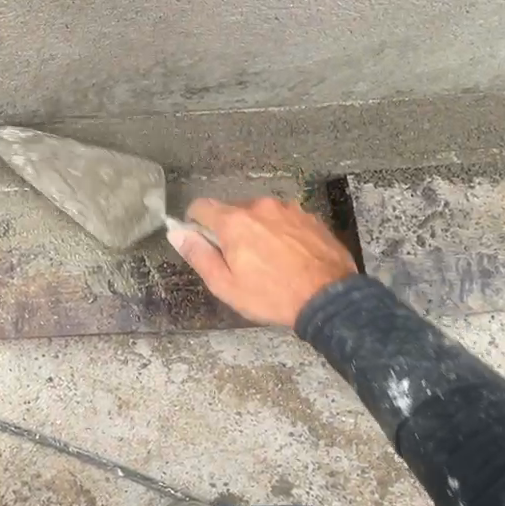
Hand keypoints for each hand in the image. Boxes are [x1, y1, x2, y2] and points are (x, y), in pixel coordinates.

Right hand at [168, 198, 358, 326]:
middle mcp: (259, 206)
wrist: (329, 299)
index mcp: (234, 221)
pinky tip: (288, 256)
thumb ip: (197, 254)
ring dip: (256, 229)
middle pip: (232, 210)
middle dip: (228, 230)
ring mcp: (288, 209)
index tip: (201, 241)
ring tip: (267, 259)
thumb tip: (176, 232)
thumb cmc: (271, 295)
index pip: (201, 206)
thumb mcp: (224, 284)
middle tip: (238, 260)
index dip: (195, 223)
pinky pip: (283, 219)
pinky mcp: (310, 217)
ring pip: (259, 214)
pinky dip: (279, 232)